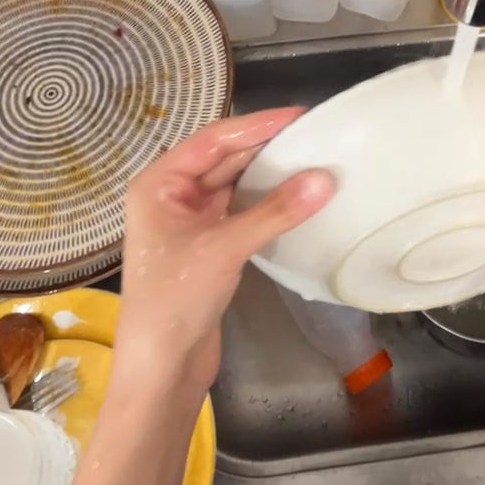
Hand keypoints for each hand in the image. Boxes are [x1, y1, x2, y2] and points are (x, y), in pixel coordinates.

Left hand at [117, 108, 334, 390]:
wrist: (162, 369)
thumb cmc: (175, 300)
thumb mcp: (224, 249)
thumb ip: (275, 212)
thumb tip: (325, 179)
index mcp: (159, 184)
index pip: (212, 140)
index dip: (256, 125)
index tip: (299, 115)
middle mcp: (172, 196)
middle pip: (224, 159)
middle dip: (266, 148)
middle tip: (313, 135)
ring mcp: (190, 222)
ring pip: (235, 185)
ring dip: (269, 175)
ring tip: (312, 159)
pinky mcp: (209, 246)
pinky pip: (241, 211)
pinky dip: (267, 203)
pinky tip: (296, 196)